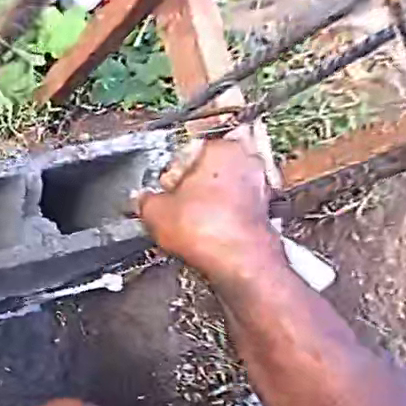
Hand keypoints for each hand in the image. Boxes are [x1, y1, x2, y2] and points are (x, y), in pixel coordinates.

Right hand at [135, 128, 286, 287]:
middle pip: (205, 170)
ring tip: (185, 224)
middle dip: (188, 188)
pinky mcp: (263, 209)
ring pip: (219, 189)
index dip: (167, 176)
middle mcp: (246, 159)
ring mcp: (259, 184)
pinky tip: (203, 233)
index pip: (185, 154)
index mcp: (220, 148)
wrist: (237, 258)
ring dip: (203, 203)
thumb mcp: (154, 211)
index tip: (160, 191)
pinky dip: (217, 218)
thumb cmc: (204, 228)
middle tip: (171, 208)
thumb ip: (144, 199)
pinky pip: (230, 208)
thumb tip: (142, 198)